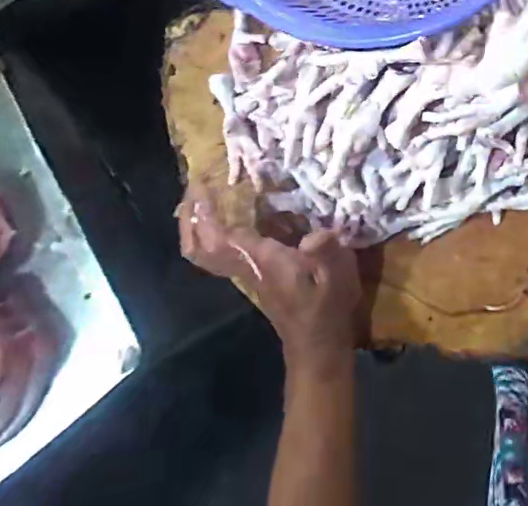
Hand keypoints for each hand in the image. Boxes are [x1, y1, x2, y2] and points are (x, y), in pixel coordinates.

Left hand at [177, 185, 361, 371]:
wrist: (317, 342)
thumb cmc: (326, 304)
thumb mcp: (337, 274)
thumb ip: (326, 252)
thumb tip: (316, 235)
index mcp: (261, 261)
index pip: (219, 239)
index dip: (204, 214)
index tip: (201, 185)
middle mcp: (246, 265)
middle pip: (199, 248)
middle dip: (190, 219)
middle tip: (193, 188)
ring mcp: (247, 271)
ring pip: (206, 252)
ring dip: (197, 226)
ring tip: (203, 196)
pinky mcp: (256, 273)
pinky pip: (222, 250)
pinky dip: (215, 232)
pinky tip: (232, 214)